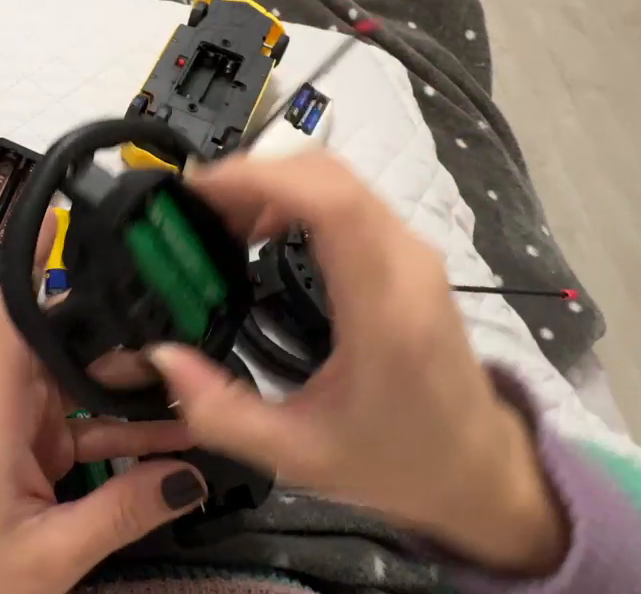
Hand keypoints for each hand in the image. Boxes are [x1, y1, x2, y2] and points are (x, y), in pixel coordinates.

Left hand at [0, 295, 207, 593]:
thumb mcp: (52, 553)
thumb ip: (122, 513)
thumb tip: (191, 477)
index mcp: (2, 417)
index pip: (11, 323)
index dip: (30, 268)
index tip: (58, 224)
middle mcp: (13, 411)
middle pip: (62, 348)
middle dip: (115, 333)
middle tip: (171, 317)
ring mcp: (28, 434)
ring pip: (85, 391)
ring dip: (133, 393)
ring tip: (190, 388)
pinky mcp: (39, 459)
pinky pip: (91, 432)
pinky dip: (129, 437)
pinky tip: (173, 447)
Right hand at [148, 153, 568, 575]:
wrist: (480, 468)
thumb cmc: (396, 462)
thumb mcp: (298, 456)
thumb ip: (222, 413)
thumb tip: (160, 355)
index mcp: (384, 310)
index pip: (331, 204)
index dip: (262, 179)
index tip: (200, 188)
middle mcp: (406, 262)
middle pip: (328, 174)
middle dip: (254, 173)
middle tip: (197, 203)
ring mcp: (412, 248)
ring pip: (336, 176)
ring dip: (273, 180)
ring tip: (221, 217)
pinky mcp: (406, 248)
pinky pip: (346, 194)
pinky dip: (295, 191)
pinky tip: (260, 227)